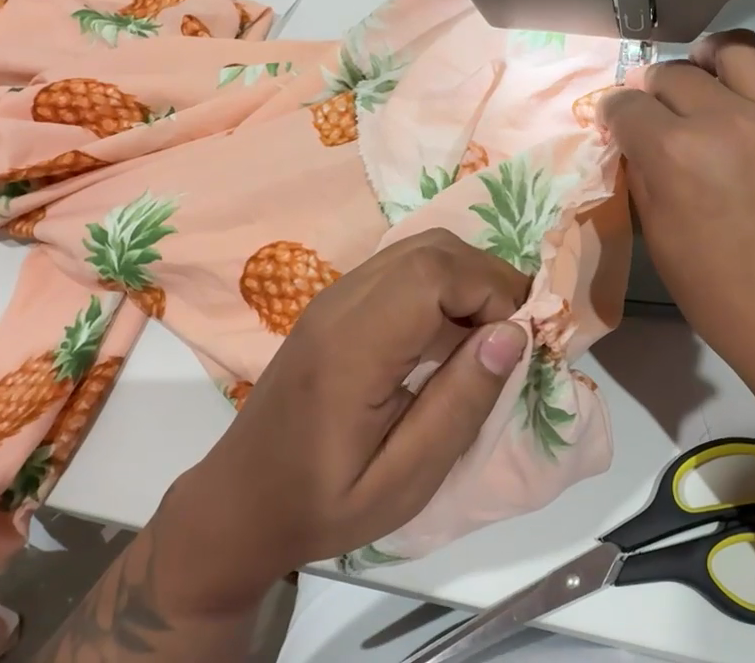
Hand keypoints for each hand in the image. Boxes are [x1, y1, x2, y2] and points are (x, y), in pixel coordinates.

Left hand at [161, 229, 529, 607]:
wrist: (239, 505)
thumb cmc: (322, 506)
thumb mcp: (402, 482)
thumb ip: (459, 406)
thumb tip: (513, 334)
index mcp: (351, 348)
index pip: (435, 274)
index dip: (490, 291)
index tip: (515, 342)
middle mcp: (340, 305)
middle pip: (433, 249)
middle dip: (489, 281)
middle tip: (514, 336)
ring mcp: (334, 298)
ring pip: (422, 248)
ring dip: (470, 279)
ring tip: (489, 336)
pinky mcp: (338, 303)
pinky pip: (405, 266)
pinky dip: (446, 285)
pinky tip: (452, 335)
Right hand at [599, 31, 754, 369]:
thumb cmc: (711, 286)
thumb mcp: (655, 230)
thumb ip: (641, 171)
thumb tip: (634, 138)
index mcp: (674, 150)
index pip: (628, 105)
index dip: (615, 113)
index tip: (617, 122)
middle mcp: (723, 118)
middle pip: (675, 72)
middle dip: (654, 88)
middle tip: (656, 110)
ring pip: (736, 48)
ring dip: (710, 58)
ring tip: (705, 75)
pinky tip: (751, 102)